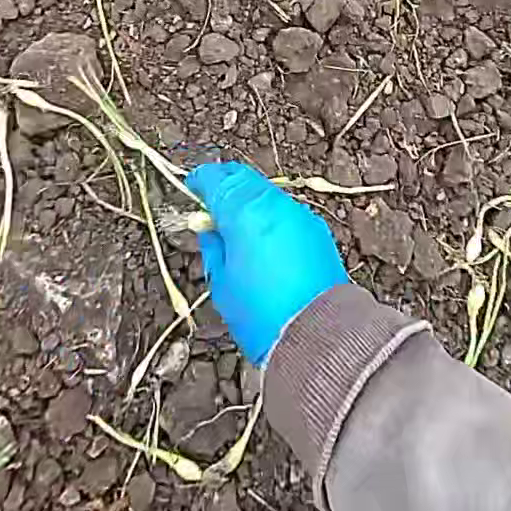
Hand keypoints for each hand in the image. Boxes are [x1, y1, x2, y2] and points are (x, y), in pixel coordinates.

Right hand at [186, 162, 349, 365]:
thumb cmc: (263, 312)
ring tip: (233, 218)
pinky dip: (268, 212)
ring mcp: (299, 213)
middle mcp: (275, 204)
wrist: (318, 331)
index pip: (219, 181)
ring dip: (248, 197)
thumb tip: (209, 228)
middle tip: (209, 197)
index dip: (202, 180)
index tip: (192, 184)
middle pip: (245, 179)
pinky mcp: (315, 227)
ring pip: (267, 192)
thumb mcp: (222, 282)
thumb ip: (213, 246)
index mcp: (246, 213)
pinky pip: (285, 209)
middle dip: (225, 183)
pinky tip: (260, 231)